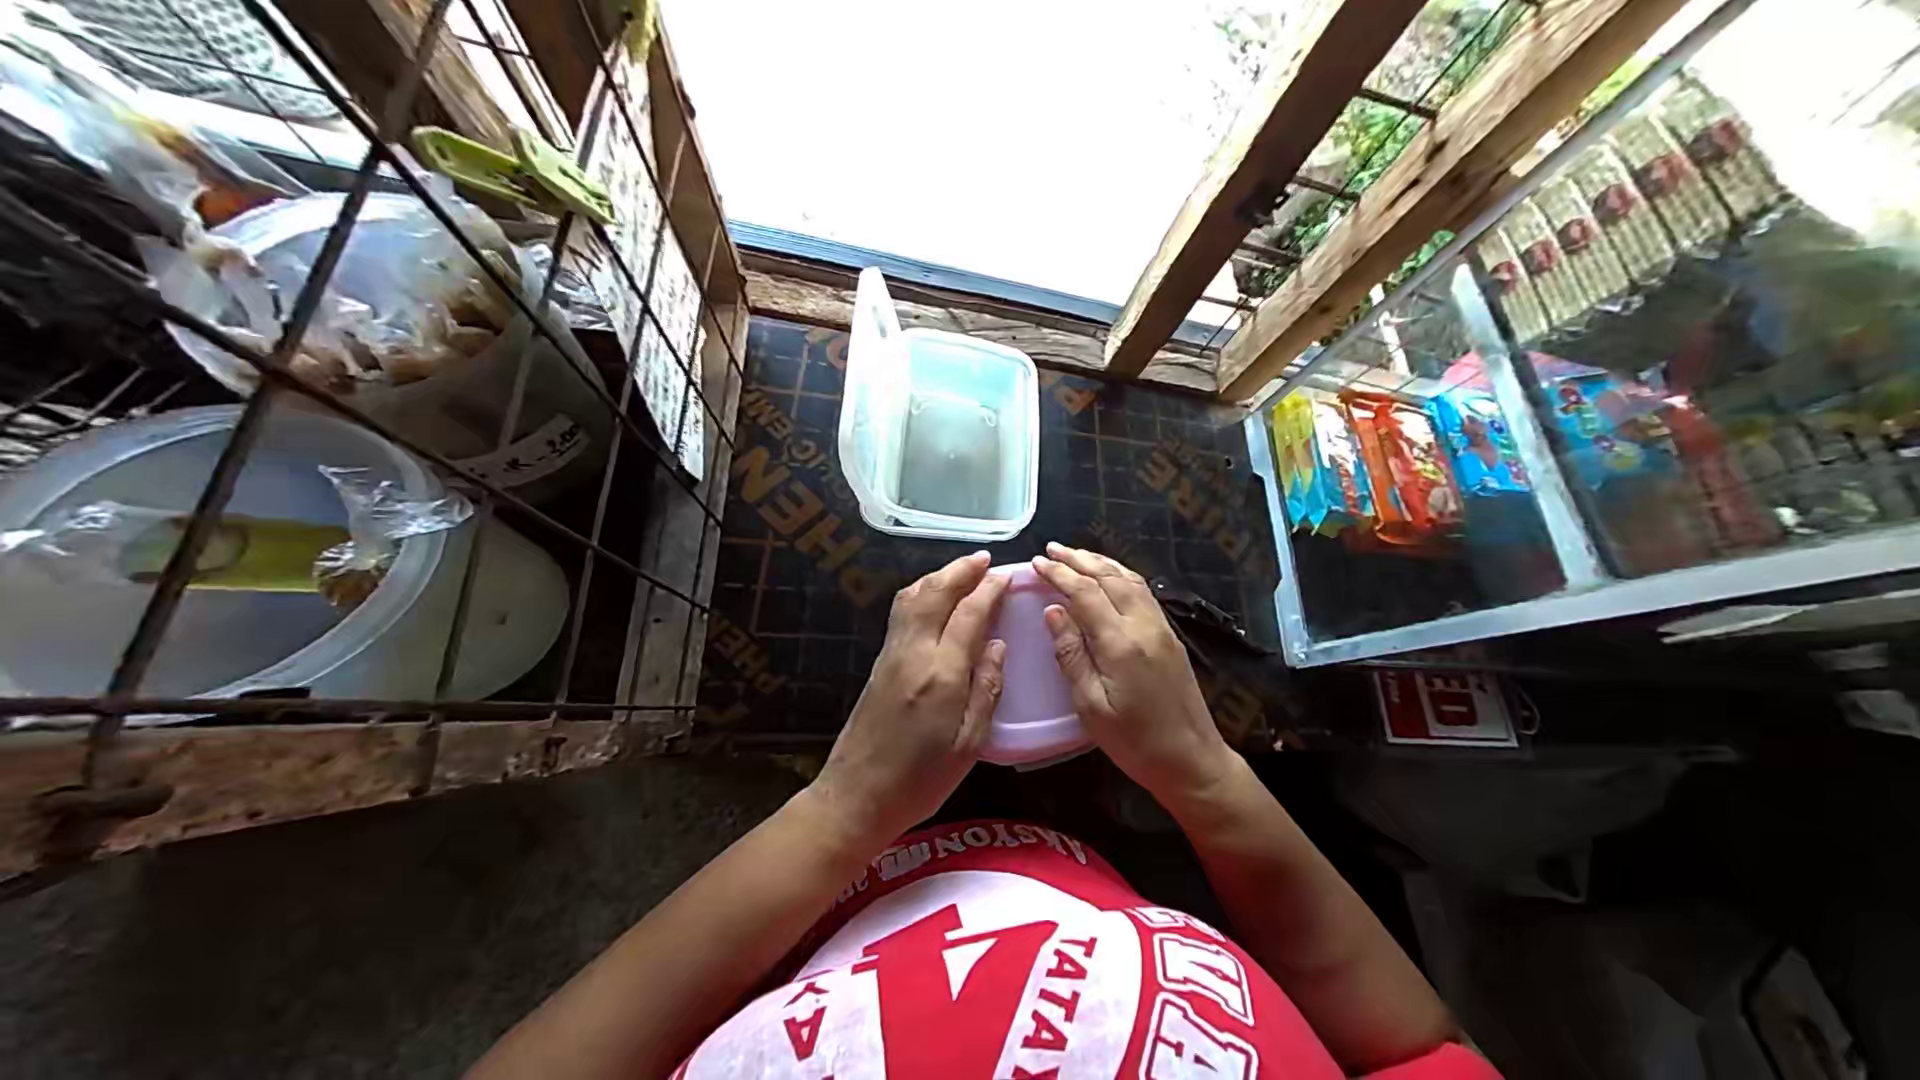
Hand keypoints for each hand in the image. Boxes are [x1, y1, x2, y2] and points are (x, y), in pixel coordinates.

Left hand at [812, 551, 1008, 841]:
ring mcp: (892, 654)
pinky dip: (921, 593)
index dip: (989, 590)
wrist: (856, 795)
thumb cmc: (921, 780)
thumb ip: (986, 689)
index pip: (969, 614)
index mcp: (942, 674)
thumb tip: (997, 645)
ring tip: (962, 571)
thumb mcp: (969, 744)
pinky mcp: (879, 662)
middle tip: (985, 559)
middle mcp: (914, 653)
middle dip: (961, 570)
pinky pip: (902, 613)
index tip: (1006, 575)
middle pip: (935, 593)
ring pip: (913, 597)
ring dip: (938, 577)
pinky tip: (932, 598)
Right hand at [1032, 542, 1236, 804]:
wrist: (1192, 760)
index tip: (1036, 563)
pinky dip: (1121, 575)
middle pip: (1109, 577)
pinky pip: (1143, 592)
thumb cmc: (1134, 742)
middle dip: (1079, 559)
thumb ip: (1071, 654)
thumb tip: (1053, 612)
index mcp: (1121, 643)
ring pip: (1130, 580)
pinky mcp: (1170, 636)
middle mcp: (1144, 626)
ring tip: (1076, 555)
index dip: (1059, 574)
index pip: (1085, 593)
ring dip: (1101, 563)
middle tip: (1051, 549)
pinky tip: (1110, 577)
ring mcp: (1161, 628)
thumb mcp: (1091, 706)